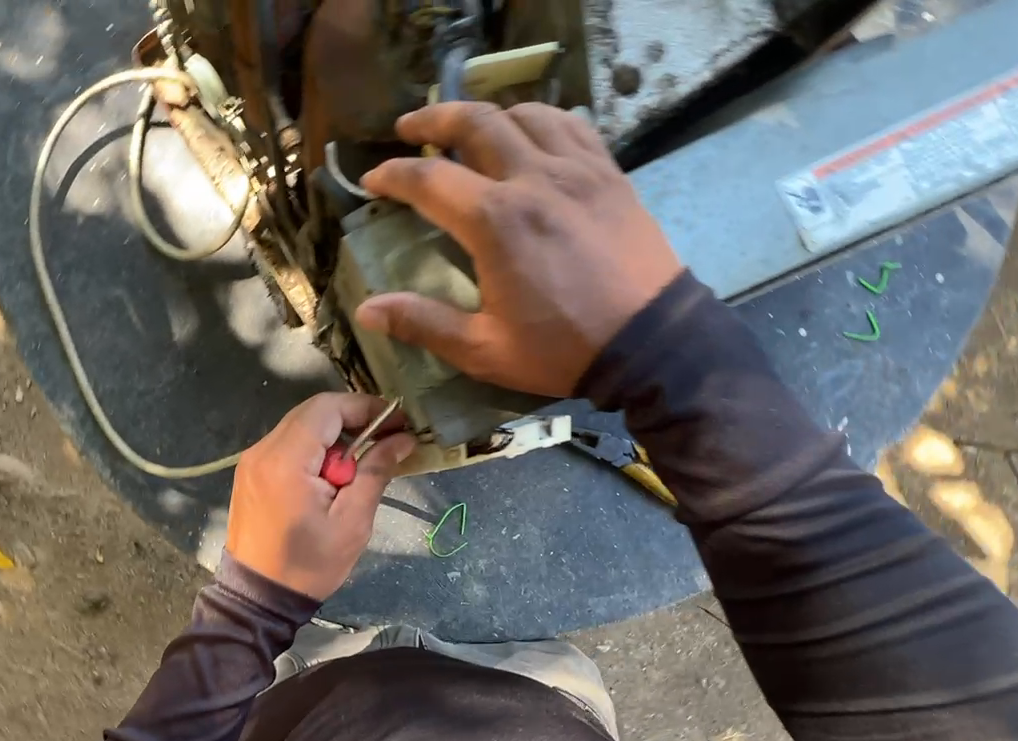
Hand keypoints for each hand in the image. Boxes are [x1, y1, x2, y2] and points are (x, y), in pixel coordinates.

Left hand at [225, 393, 415, 599]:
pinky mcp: (250, 473)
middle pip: (312, 413)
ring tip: (360, 467)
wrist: (258, 596)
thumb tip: (401, 439)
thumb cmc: (308, 565)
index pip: (327, 408)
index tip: (396, 423)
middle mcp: (262, 451)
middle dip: (352, 421)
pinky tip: (332, 478)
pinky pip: (287, 446)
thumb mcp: (351, 522)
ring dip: (334, 438)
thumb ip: (375, 472)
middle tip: (386, 442)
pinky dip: (314, 451)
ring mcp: (251, 461)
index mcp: (285, 460)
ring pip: (300, 427)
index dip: (365, 407)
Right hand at [354, 103, 682, 397]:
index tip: (373, 180)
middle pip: (476, 122)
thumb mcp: (482, 349)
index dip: (393, 175)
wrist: (650, 343)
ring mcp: (578, 170)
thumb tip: (367, 310)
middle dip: (434, 119)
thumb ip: (423, 323)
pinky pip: (571, 126)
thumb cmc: (560, 349)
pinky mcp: (609, 174)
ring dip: (488, 115)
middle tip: (409, 128)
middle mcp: (534, 179)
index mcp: (496, 222)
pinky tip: (530, 135)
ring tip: (468, 130)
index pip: (430, 179)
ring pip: (525, 114)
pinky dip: (540, 120)